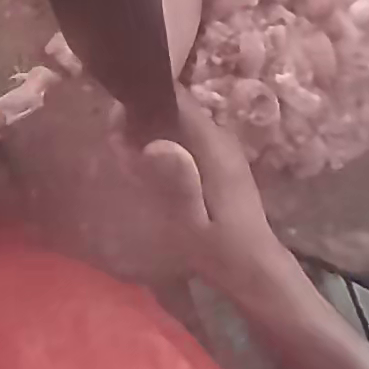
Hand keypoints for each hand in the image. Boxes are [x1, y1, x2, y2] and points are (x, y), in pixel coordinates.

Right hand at [134, 93, 296, 298]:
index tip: (115, 118)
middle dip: (139, 117)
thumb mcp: (192, 223)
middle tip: (116, 147)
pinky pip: (180, 136)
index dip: (142, 98)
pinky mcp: (215, 158)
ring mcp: (218, 146)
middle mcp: (218, 136)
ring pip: (174, 120)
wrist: (253, 270)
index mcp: (213, 145)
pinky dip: (159, 144)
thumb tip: (154, 144)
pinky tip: (145, 170)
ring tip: (126, 160)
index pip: (176, 98)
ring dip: (146, 132)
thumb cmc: (220, 249)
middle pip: (172, 106)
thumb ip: (177, 184)